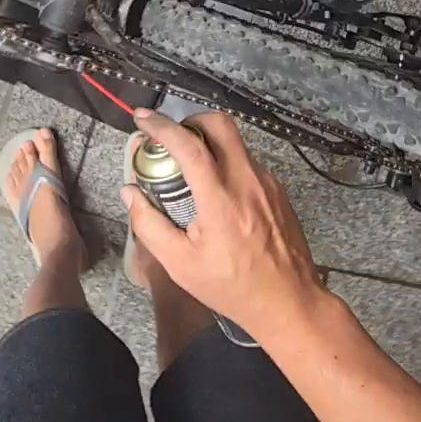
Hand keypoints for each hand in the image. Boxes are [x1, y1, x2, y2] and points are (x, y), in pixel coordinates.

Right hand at [123, 109, 328, 340]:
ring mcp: (266, 183)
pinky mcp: (277, 189)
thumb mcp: (181, 266)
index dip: (162, 126)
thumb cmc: (233, 288)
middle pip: (219, 124)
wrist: (291, 304)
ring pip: (235, 140)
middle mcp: (246, 182)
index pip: (189, 146)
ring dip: (208, 140)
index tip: (142, 118)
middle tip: (173, 137)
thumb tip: (130, 192)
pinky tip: (217, 189)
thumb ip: (149, 225)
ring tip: (191, 166)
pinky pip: (247, 160)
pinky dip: (226, 161)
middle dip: (190, 120)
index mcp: (221, 201)